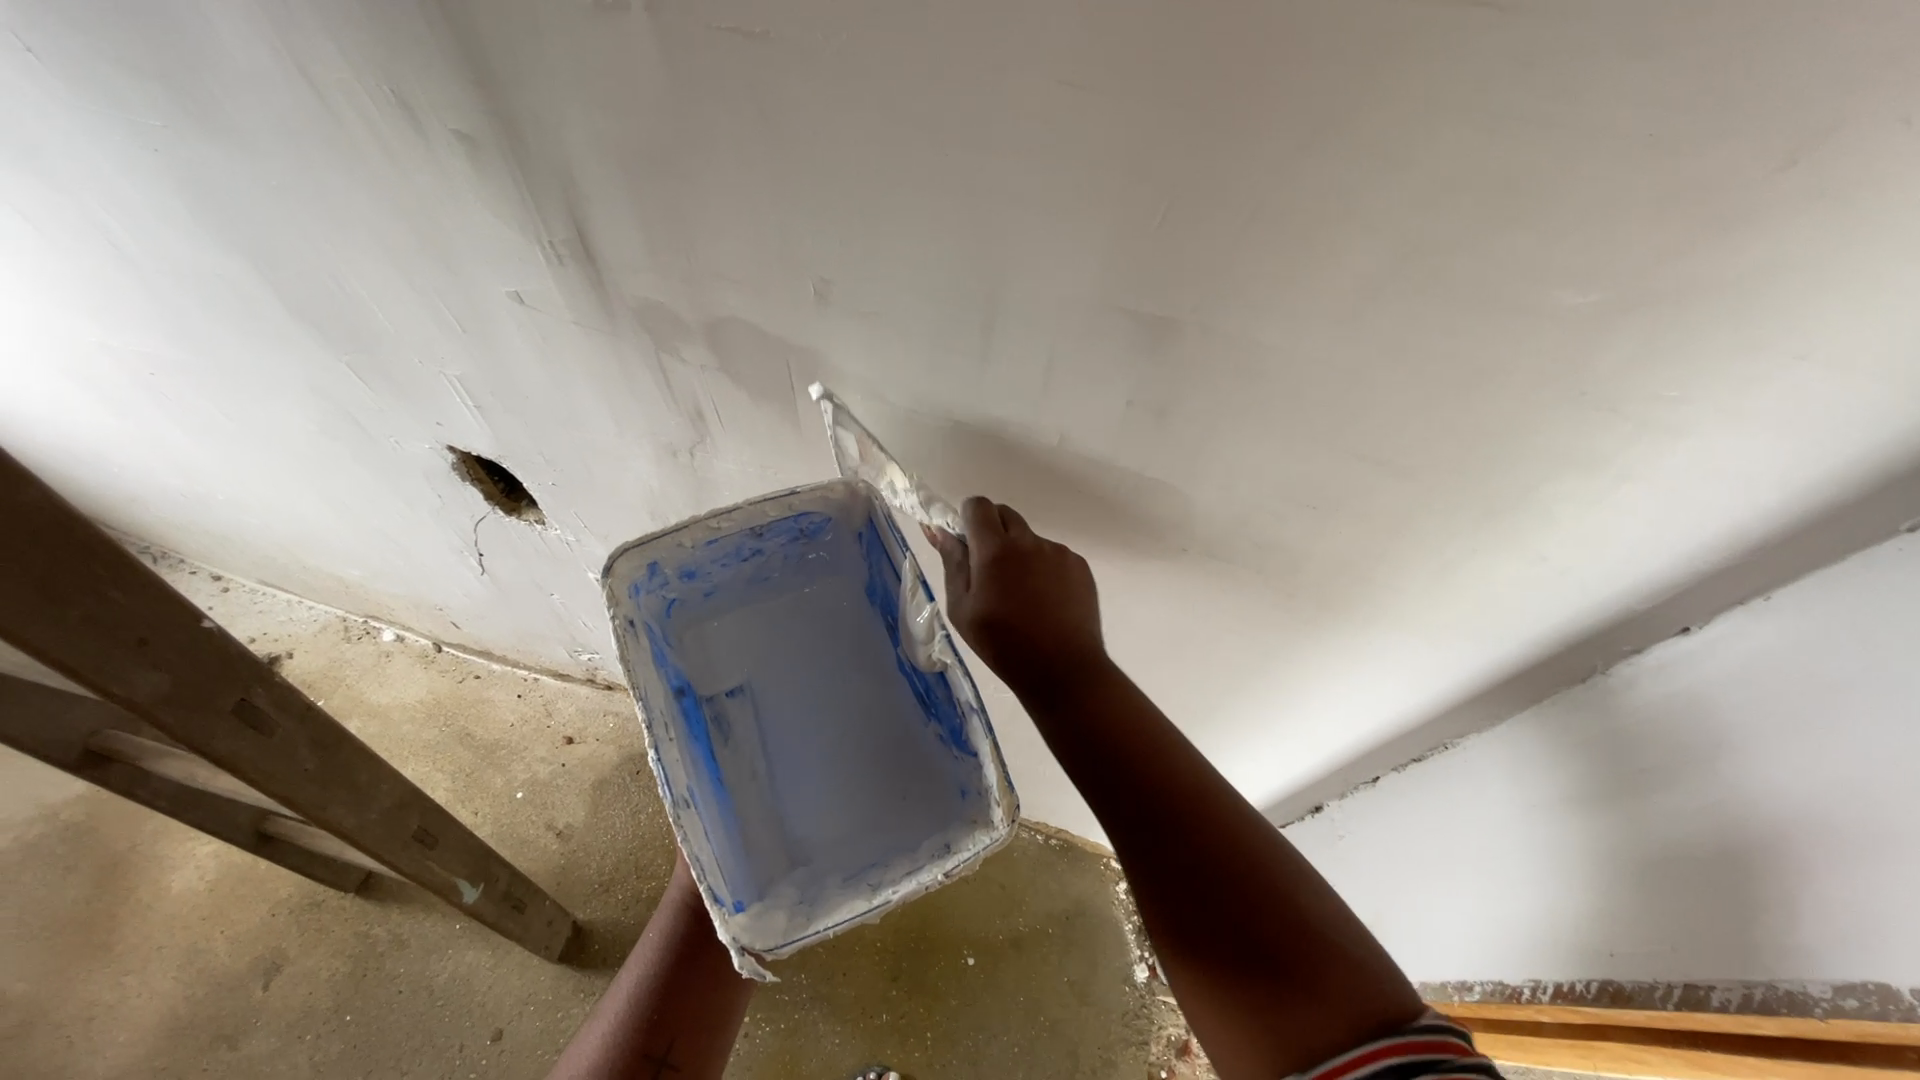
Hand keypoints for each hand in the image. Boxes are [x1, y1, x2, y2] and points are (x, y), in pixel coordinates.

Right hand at [924, 497, 1108, 697]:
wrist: (1062, 669)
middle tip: (990, 570)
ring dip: (1020, 554)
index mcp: (995, 549)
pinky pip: (1054, 556)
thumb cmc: (1002, 644)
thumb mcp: (962, 608)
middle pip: (1006, 515)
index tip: (967, 544)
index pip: (978, 505)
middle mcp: (1029, 541)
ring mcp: (1058, 552)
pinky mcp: (1079, 566)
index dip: (969, 518)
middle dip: (993, 531)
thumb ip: (952, 562)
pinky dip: (1045, 570)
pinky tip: (1046, 604)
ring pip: (1030, 539)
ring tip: (1022, 597)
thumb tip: (937, 529)